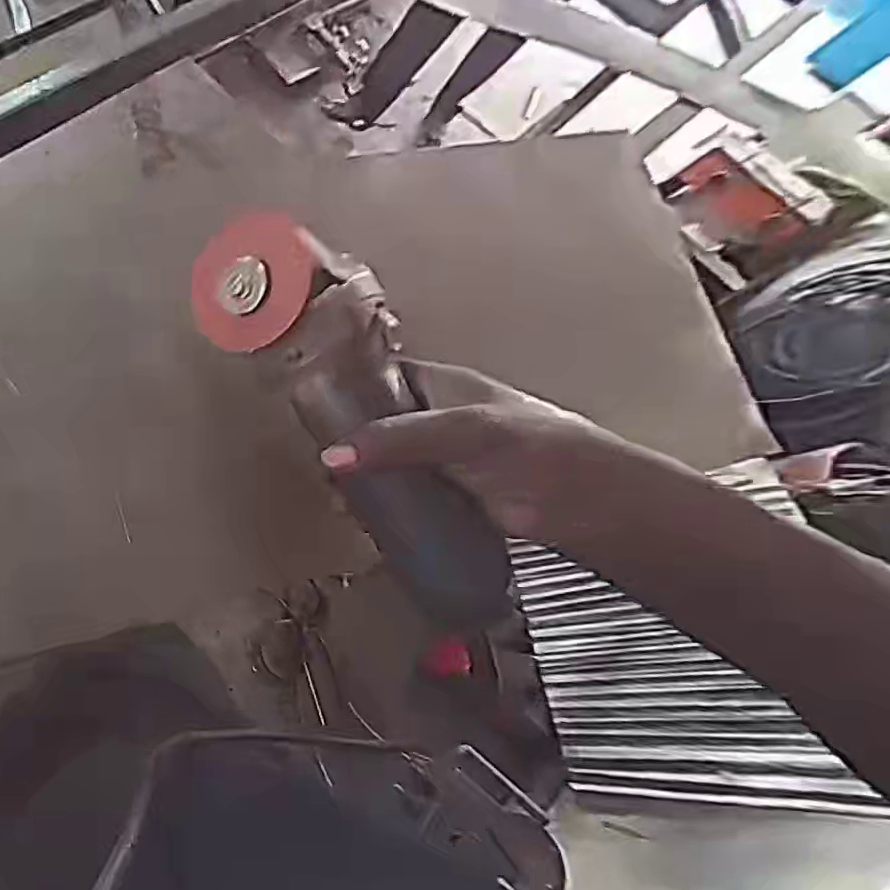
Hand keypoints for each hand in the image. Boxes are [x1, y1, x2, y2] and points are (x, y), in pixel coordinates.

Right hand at [317, 362, 687, 546]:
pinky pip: (393, 494)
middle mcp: (429, 418)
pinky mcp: (436, 496)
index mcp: (436, 385)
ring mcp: (432, 459)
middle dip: (342, 438)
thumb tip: (332, 456)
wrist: (582, 506)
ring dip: (354, 475)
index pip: (378, 375)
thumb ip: (397, 440)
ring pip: (379, 461)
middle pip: (372, 421)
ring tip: (329, 492)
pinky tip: (354, 514)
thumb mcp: (461, 432)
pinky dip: (373, 503)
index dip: (344, 382)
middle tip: (314, 459)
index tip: (307, 402)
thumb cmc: (534, 448)